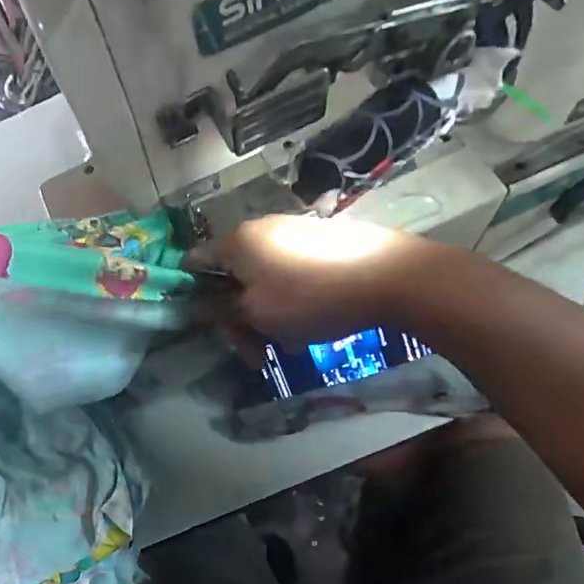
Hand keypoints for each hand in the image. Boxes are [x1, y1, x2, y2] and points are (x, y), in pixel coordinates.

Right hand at [191, 214, 462, 344]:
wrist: (388, 276)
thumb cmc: (311, 298)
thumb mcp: (257, 313)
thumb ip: (222, 310)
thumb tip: (199, 304)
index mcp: (237, 240)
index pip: (195, 262)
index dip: (195, 296)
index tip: (213, 327)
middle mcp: (262, 229)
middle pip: (233, 278)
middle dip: (240, 319)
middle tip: (256, 355)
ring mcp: (296, 232)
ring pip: (265, 281)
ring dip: (268, 317)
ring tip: (289, 345)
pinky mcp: (324, 242)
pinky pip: (293, 275)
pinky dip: (292, 302)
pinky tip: (310, 327)